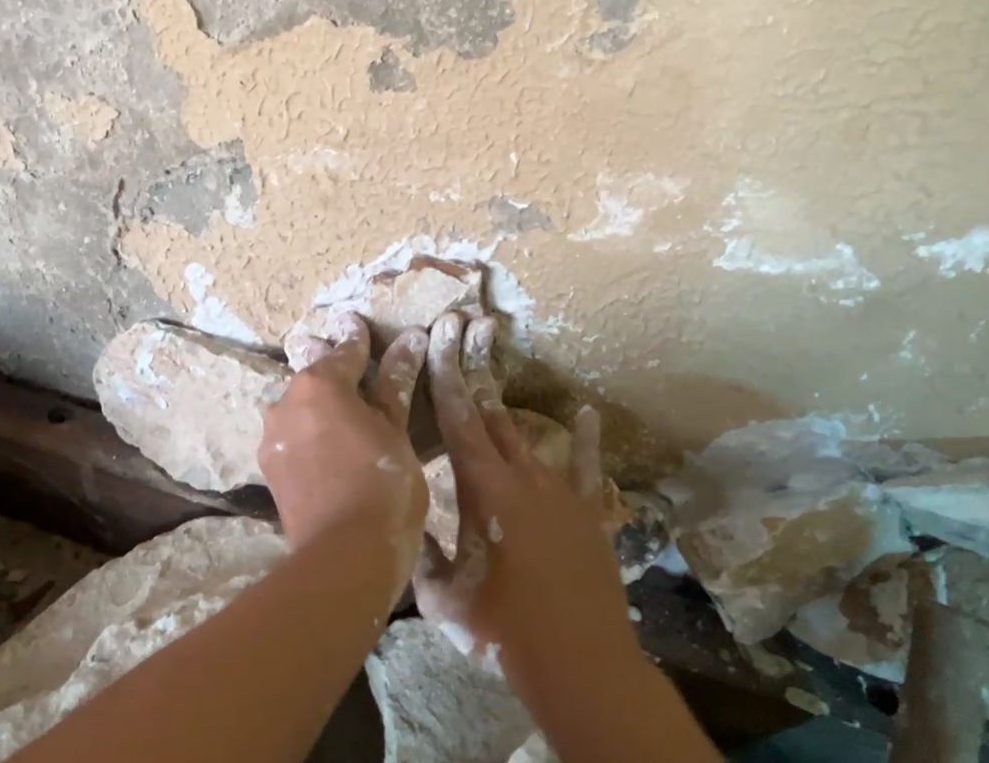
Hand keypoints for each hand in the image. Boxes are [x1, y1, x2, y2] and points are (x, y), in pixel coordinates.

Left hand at [259, 312, 428, 602]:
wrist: (343, 556)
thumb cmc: (382, 485)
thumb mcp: (396, 431)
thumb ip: (394, 384)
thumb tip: (410, 339)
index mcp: (318, 383)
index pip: (345, 351)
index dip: (360, 340)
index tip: (361, 324)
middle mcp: (286, 401)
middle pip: (316, 378)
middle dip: (336, 372)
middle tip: (359, 371)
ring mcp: (273, 437)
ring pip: (301, 409)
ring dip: (322, 407)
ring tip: (349, 416)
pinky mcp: (271, 468)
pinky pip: (295, 438)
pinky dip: (312, 435)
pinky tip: (333, 447)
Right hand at [412, 312, 632, 672]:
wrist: (579, 661)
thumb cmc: (500, 628)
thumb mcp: (440, 594)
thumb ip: (419, 549)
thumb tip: (401, 520)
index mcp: (481, 488)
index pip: (456, 417)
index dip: (445, 371)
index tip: (438, 333)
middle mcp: (520, 476)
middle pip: (490, 411)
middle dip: (473, 366)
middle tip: (462, 326)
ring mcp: (558, 492)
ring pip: (526, 435)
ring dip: (506, 402)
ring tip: (495, 366)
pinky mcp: (587, 513)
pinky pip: (584, 467)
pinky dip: (583, 439)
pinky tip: (586, 413)